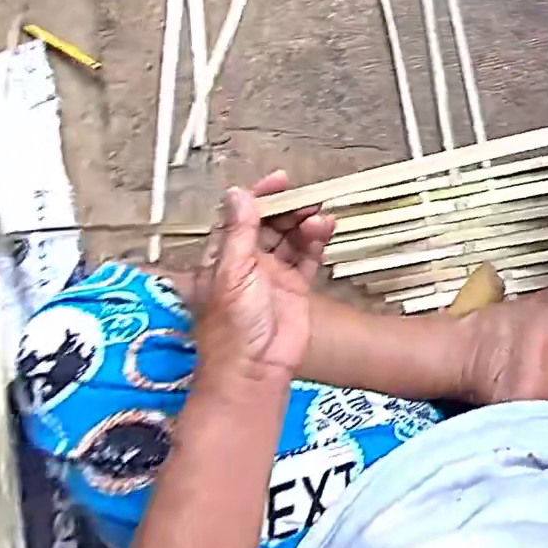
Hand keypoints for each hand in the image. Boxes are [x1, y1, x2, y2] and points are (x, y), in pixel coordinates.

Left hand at [190, 172, 335, 385]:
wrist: (258, 367)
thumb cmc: (234, 324)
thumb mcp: (233, 272)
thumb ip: (239, 232)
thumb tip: (238, 193)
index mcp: (222, 259)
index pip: (240, 218)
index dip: (259, 197)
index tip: (281, 180)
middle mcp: (247, 264)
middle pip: (270, 226)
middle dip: (289, 210)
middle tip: (310, 199)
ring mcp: (273, 276)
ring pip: (291, 239)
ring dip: (306, 225)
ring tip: (320, 220)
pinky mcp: (296, 287)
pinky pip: (308, 257)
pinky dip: (317, 242)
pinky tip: (326, 232)